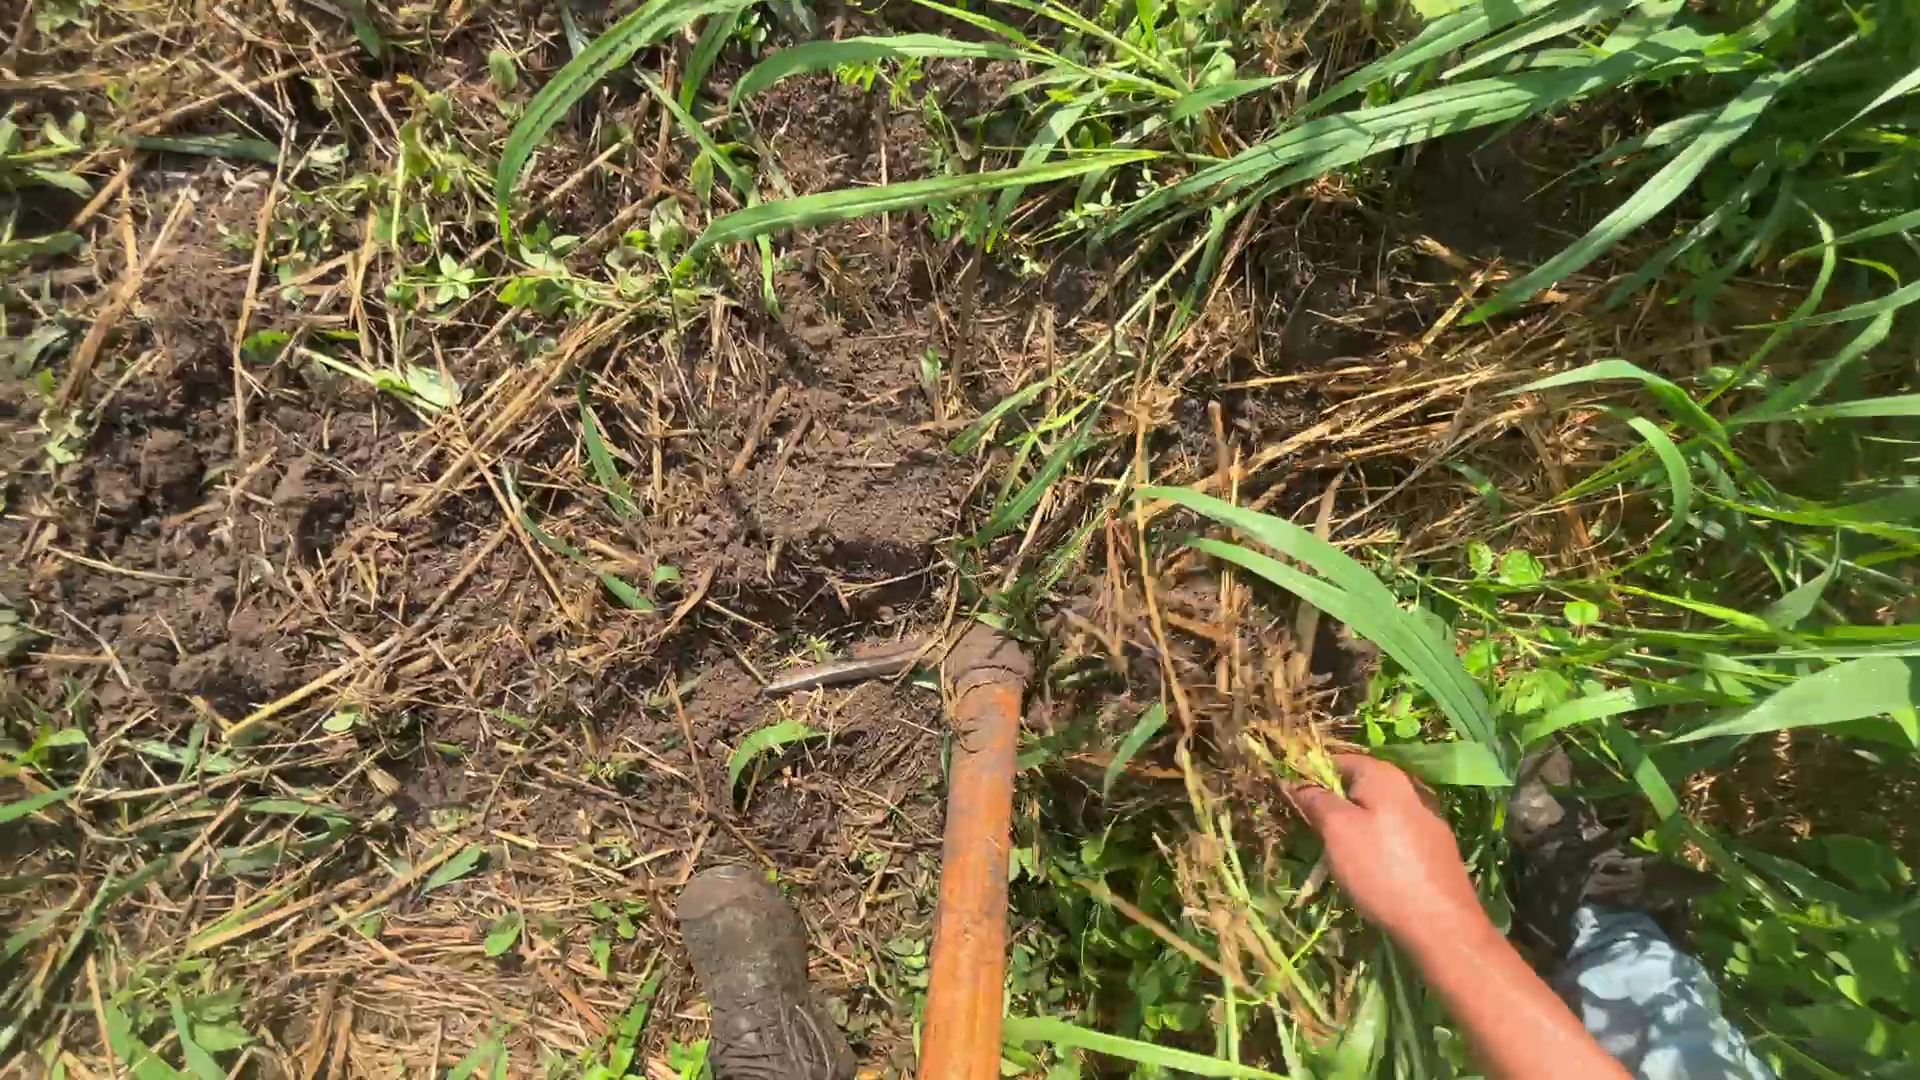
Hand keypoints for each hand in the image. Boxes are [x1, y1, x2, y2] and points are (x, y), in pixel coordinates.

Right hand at [1287, 755, 1490, 950]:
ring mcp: (1427, 819)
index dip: (1310, 776)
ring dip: (1352, 824)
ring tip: (1336, 852)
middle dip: (1331, 802)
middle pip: (1357, 786)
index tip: (1293, 799)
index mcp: (1384, 775)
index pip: (1336, 760)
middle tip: (1311, 828)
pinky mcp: (1435, 849)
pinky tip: (1369, 867)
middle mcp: (1409, 789)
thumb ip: (1314, 798)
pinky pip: (1393, 833)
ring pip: (1375, 811)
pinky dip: (1375, 842)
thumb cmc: (1381, 868)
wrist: (1443, 928)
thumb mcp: (1336, 828)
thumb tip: (1294, 781)